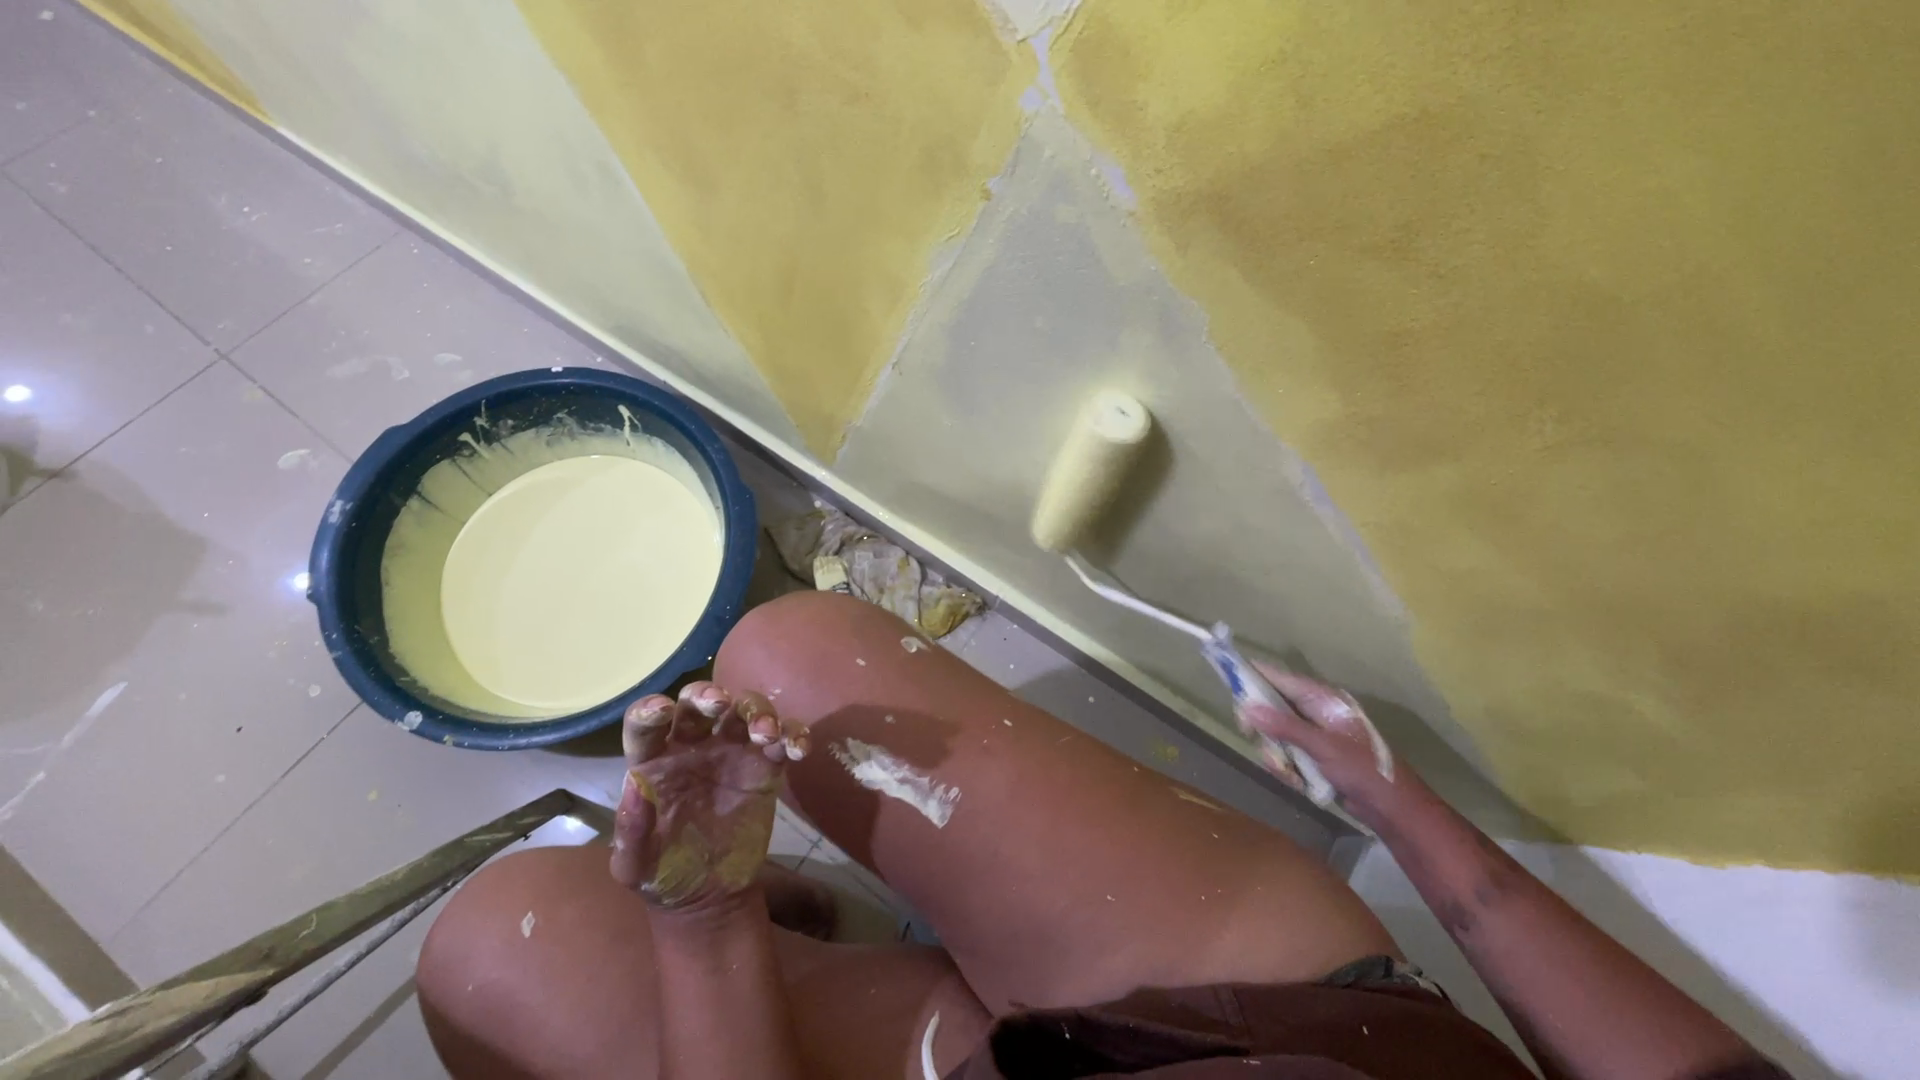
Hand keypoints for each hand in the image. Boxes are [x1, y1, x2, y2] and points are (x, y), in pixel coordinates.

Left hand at [611, 681, 811, 911]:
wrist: (711, 898)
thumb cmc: (663, 876)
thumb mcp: (634, 867)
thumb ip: (631, 831)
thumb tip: (635, 786)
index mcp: (654, 762)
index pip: (646, 725)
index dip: (650, 711)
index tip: (663, 711)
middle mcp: (692, 747)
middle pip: (698, 704)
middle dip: (709, 695)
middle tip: (721, 703)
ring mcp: (731, 753)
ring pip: (743, 711)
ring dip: (757, 710)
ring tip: (767, 734)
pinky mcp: (765, 767)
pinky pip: (782, 739)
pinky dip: (794, 734)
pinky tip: (798, 749)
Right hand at [1238, 664, 1426, 827]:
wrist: (1390, 807)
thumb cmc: (1362, 769)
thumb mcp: (1321, 746)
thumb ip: (1284, 726)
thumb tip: (1247, 707)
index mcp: (1321, 699)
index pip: (1279, 678)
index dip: (1254, 677)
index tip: (1230, 681)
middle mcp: (1314, 712)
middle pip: (1271, 707)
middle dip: (1262, 727)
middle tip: (1250, 735)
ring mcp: (1313, 734)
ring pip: (1275, 735)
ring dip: (1276, 754)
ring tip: (1289, 772)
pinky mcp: (1313, 755)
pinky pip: (1286, 754)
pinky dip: (1287, 767)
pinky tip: (1298, 782)